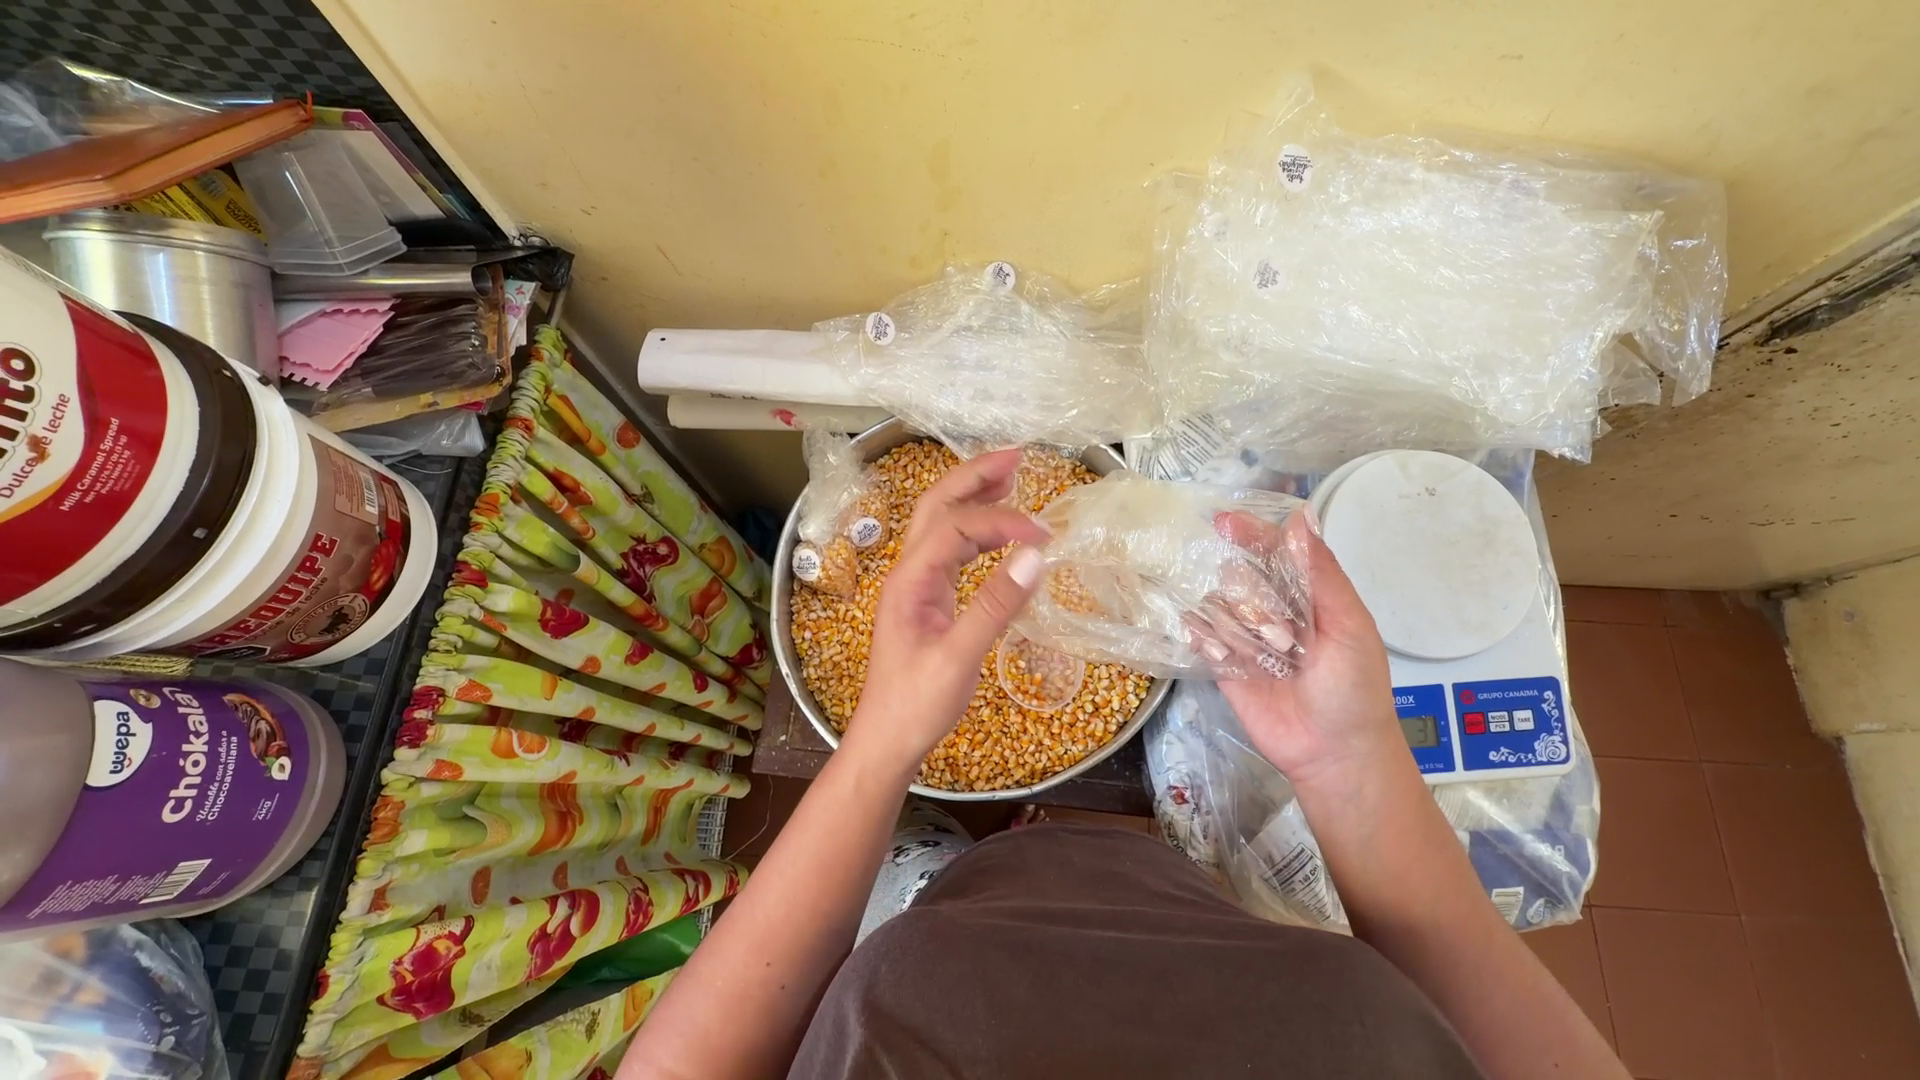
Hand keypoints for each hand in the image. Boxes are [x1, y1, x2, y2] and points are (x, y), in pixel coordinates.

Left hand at [845, 449, 1049, 773]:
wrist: (887, 740)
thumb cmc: (917, 704)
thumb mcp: (959, 658)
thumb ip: (995, 606)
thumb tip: (1035, 557)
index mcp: (910, 580)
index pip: (957, 527)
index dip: (1002, 521)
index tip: (1045, 535)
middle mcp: (908, 572)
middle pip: (937, 505)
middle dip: (974, 476)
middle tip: (1017, 455)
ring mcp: (915, 584)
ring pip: (941, 524)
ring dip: (974, 497)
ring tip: (1012, 478)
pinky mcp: (925, 600)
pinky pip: (950, 550)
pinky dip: (976, 531)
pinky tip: (998, 532)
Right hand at [1211, 508, 1406, 790]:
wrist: (1334, 752)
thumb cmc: (1355, 688)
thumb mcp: (1350, 625)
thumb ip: (1323, 573)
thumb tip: (1300, 517)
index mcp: (1308, 597)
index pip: (1273, 552)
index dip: (1250, 534)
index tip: (1225, 522)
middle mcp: (1273, 612)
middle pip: (1239, 577)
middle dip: (1253, 599)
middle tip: (1281, 638)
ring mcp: (1246, 638)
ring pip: (1217, 605)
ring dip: (1237, 626)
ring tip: (1264, 658)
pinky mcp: (1224, 665)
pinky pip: (1200, 636)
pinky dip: (1205, 638)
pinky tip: (1225, 654)